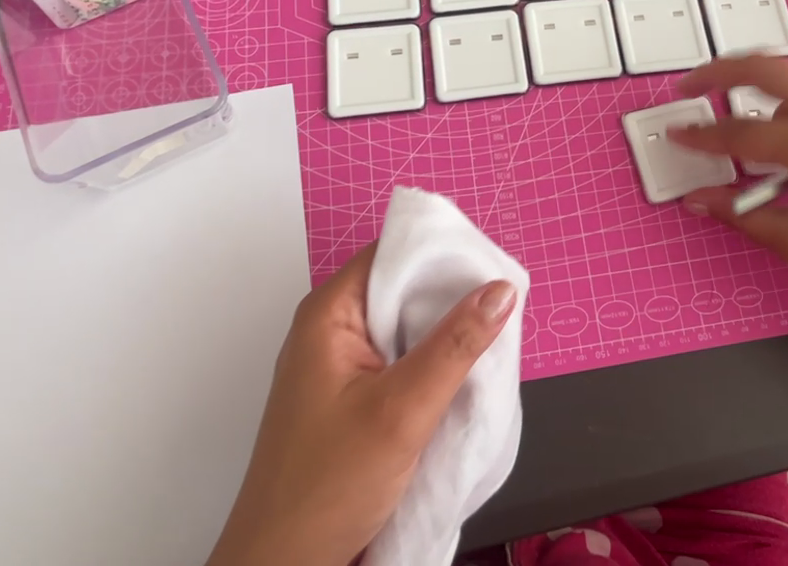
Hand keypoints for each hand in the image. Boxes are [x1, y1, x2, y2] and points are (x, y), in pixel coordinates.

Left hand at [209, 243, 515, 565]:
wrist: (284, 565)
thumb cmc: (331, 483)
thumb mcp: (403, 409)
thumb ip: (455, 345)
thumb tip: (502, 290)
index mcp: (330, 312)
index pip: (392, 254)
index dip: (442, 254)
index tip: (492, 269)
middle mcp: (331, 326)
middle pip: (400, 287)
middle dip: (450, 295)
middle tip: (501, 307)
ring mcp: (338, 361)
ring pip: (403, 325)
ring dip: (443, 331)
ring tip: (490, 338)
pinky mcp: (350, 393)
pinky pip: (399, 356)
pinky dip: (430, 360)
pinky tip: (461, 373)